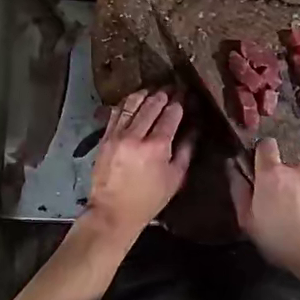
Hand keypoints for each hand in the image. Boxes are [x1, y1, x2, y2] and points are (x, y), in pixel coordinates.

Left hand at [84, 89, 193, 235]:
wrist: (113, 212)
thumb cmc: (149, 199)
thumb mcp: (175, 177)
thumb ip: (186, 149)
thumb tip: (194, 128)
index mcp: (157, 146)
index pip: (171, 114)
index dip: (180, 102)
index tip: (186, 94)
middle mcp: (136, 135)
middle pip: (152, 104)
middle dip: (164, 94)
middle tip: (173, 87)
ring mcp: (117, 134)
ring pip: (132, 103)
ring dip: (145, 94)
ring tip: (154, 90)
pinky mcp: (105, 137)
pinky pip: (117, 112)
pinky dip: (128, 103)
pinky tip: (135, 100)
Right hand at [228, 139, 299, 291]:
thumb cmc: (281, 239)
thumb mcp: (248, 220)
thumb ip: (238, 190)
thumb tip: (232, 168)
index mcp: (271, 173)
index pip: (265, 144)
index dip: (258, 154)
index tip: (252, 171)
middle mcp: (294, 172)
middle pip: (279, 168)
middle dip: (272, 182)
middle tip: (265, 207)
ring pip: (293, 182)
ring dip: (288, 195)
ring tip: (284, 221)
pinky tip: (299, 226)